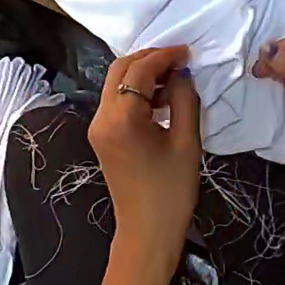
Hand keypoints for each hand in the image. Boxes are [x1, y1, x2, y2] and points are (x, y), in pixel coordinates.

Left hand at [89, 46, 201, 273]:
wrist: (147, 231)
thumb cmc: (171, 191)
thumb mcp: (187, 142)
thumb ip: (185, 100)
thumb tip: (181, 74)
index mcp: (121, 118)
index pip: (138, 69)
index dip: (164, 56)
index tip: (187, 53)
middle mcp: (101, 118)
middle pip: (119, 70)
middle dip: (149, 59)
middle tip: (179, 62)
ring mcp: (97, 128)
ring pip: (115, 84)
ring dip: (142, 75)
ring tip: (174, 82)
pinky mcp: (101, 137)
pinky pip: (116, 102)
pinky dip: (136, 93)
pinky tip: (160, 101)